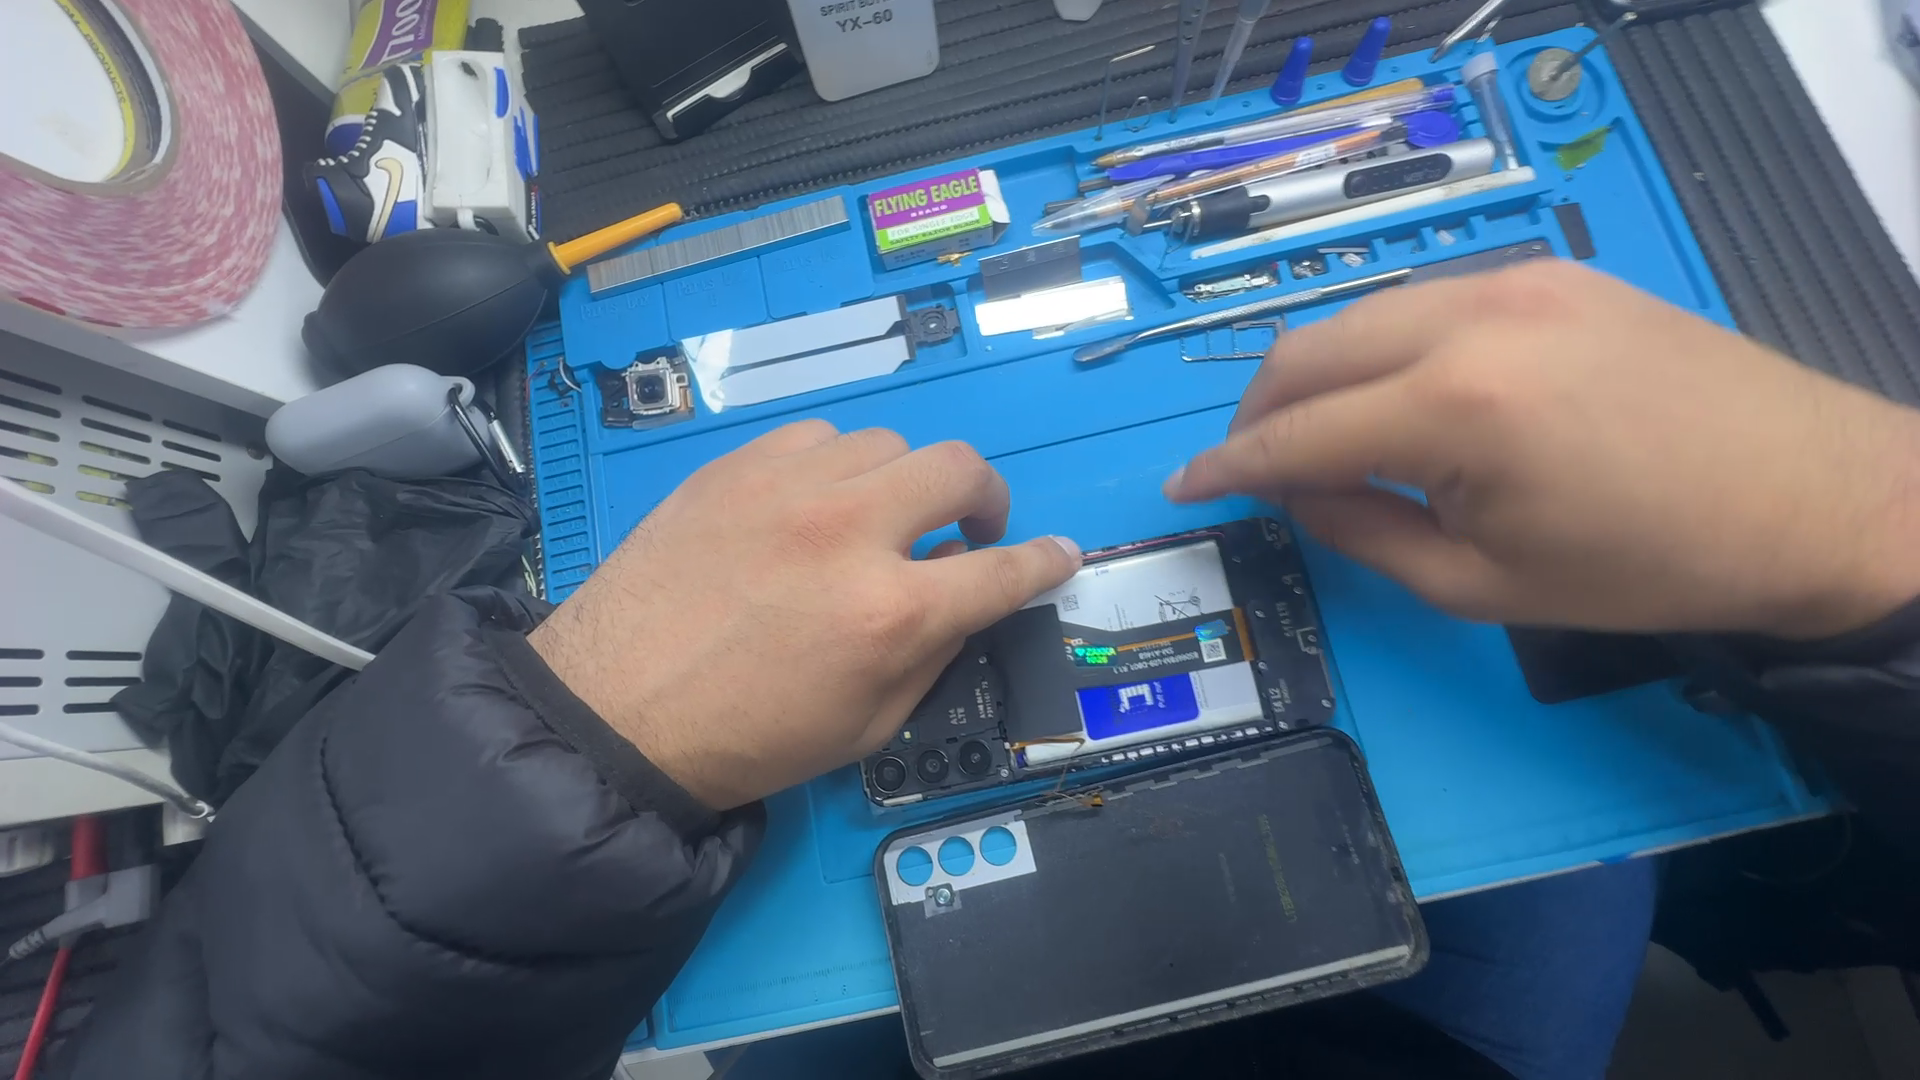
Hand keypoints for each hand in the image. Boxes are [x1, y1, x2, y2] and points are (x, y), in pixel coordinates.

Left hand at [529, 421, 1080, 809]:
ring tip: (878, 519)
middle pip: (960, 468)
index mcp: (891, 612)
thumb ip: (937, 647)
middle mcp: (850, 531)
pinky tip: (815, 501)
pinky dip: (837, 467)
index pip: (1003, 572)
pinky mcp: (736, 467)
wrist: (618, 710)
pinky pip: (818, 438)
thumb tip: (965, 581)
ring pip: (888, 443)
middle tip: (973, 526)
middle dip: (989, 497)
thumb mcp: (870, 722)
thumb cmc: (753, 737)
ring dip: (903, 483)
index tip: (1059, 554)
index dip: (1045, 562)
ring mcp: (790, 488)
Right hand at [1165, 260, 1919, 638]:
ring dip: (1307, 381)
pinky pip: (1411, 306)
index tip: (1181, 487)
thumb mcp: (1470, 582)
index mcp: (1454, 407)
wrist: (1824, 500)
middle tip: (1249, 470)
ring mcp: (1510, 281)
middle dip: (1255, 416)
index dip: (1226, 466)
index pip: (1295, 434)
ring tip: (1314, 439)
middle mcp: (1469, 318)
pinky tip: (1386, 399)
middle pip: (1304, 353)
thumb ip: (1354, 529)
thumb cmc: (1640, 567)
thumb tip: (1290, 491)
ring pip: (1350, 319)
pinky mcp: (1543, 273)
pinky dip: (1369, 354)